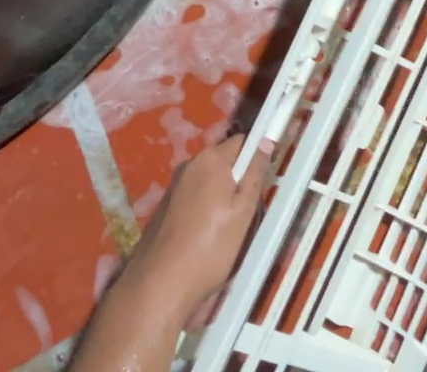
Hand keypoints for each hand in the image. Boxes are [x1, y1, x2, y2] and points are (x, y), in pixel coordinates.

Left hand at [120, 133, 268, 321]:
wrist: (160, 286)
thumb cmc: (210, 247)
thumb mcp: (243, 211)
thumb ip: (255, 172)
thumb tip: (266, 140)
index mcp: (210, 159)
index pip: (243, 142)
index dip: (257, 157)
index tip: (265, 181)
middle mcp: (189, 165)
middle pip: (225, 163)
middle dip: (239, 181)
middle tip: (249, 213)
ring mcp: (174, 186)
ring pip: (210, 182)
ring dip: (223, 198)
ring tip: (229, 231)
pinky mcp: (166, 207)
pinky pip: (195, 197)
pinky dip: (205, 210)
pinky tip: (207, 239)